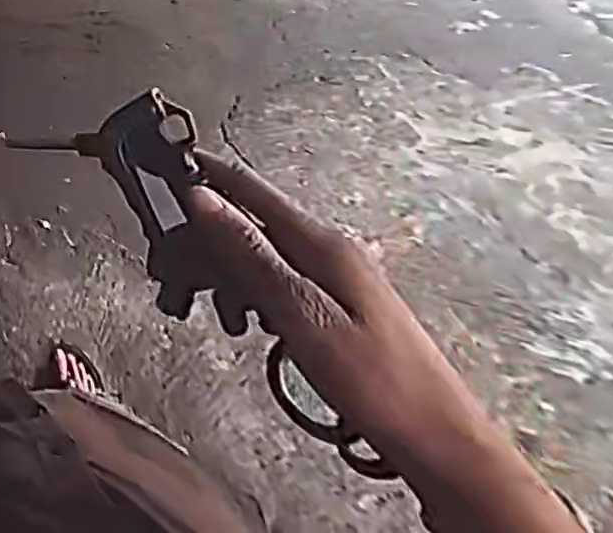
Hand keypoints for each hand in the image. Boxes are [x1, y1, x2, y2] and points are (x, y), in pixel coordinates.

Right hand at [185, 150, 578, 531]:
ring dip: (221, 264)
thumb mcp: (302, 315)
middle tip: (167, 250)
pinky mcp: (333, 304)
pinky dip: (244, 287)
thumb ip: (249, 253)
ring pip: (258, 250)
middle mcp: (328, 251)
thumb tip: (202, 198)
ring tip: (198, 293)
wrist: (447, 454)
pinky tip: (239, 315)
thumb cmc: (380, 387)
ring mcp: (333, 278)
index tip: (165, 159)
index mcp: (322, 245)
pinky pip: (273, 277)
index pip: (250, 187)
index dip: (205, 170)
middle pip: (249, 219)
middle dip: (203, 229)